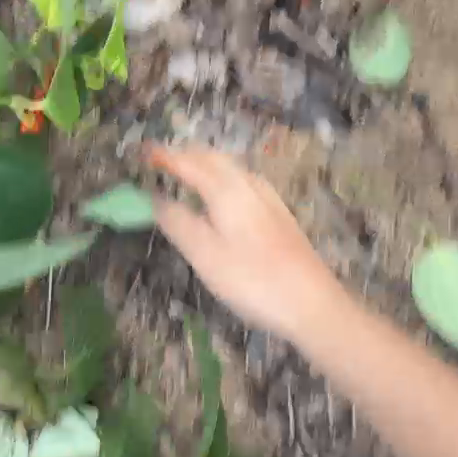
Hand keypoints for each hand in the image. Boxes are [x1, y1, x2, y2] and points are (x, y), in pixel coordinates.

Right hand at [149, 147, 341, 334]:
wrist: (315, 305)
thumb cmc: (253, 280)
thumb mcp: (204, 255)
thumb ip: (177, 222)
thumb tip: (155, 198)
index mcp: (224, 190)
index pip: (188, 162)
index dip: (164, 156)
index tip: (142, 152)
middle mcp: (246, 184)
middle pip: (211, 157)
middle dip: (184, 154)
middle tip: (160, 160)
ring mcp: (266, 197)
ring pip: (229, 166)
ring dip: (203, 162)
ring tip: (185, 171)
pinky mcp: (278, 212)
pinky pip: (241, 178)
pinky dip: (220, 175)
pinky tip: (222, 193)